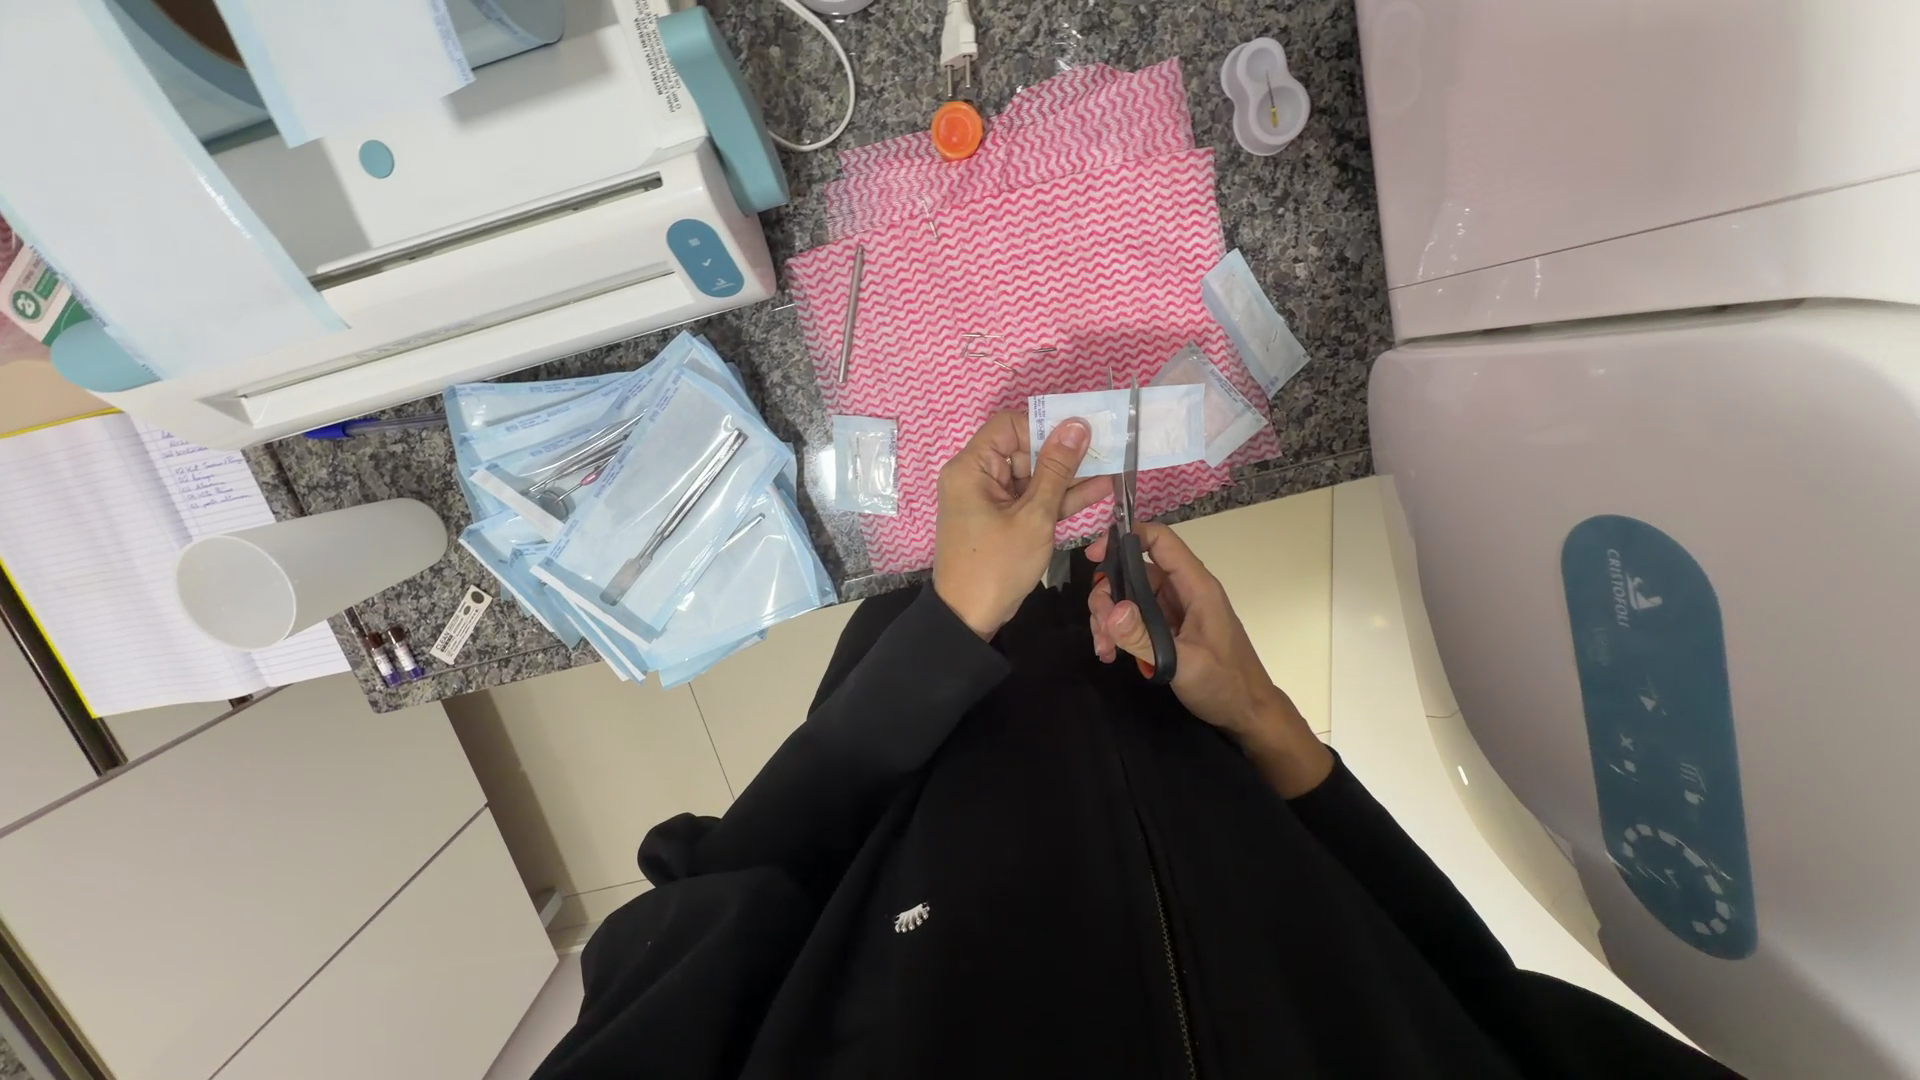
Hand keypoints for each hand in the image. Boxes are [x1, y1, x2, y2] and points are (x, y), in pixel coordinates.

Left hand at [933, 411, 1113, 638]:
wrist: (970, 619)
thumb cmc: (998, 565)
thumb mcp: (1034, 516)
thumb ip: (1057, 470)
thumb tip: (1077, 426)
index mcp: (972, 468)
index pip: (1008, 426)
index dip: (1043, 427)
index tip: (1078, 435)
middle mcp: (977, 477)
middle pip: (1023, 450)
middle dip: (1062, 453)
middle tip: (1104, 452)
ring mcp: (990, 500)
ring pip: (1032, 476)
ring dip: (1068, 477)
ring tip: (1112, 468)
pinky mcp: (1002, 520)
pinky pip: (1031, 499)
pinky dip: (1058, 498)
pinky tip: (1098, 490)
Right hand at [1088, 522, 1331, 796]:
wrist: (1248, 714)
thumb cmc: (1225, 685)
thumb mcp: (1183, 663)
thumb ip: (1144, 638)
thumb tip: (1110, 610)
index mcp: (1196, 587)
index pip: (1160, 540)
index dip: (1125, 538)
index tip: (1094, 556)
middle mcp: (1183, 591)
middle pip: (1134, 570)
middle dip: (1108, 594)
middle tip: (1099, 626)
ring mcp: (1173, 609)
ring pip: (1129, 596)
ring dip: (1109, 617)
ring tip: (1104, 648)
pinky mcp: (1166, 628)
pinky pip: (1134, 618)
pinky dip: (1117, 631)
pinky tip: (1111, 653)